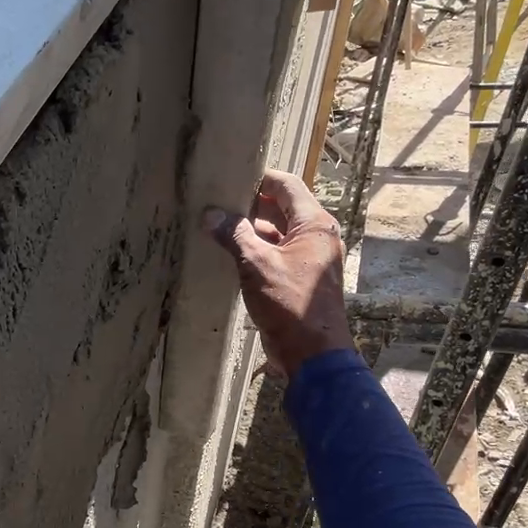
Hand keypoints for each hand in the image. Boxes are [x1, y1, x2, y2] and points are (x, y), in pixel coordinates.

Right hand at [205, 170, 353, 376]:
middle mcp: (315, 236)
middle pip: (280, 208)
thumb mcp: (256, 264)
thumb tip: (212, 215)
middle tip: (216, 201)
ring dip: (248, 230)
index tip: (230, 177)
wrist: (311, 350)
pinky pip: (273, 254)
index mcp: (314, 224)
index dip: (259, 179)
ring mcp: (307, 257)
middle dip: (249, 205)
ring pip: (274, 233)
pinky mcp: (296, 277)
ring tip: (216, 227)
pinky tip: (227, 255)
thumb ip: (234, 236)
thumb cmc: (288, 302)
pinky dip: (252, 251)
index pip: (286, 186)